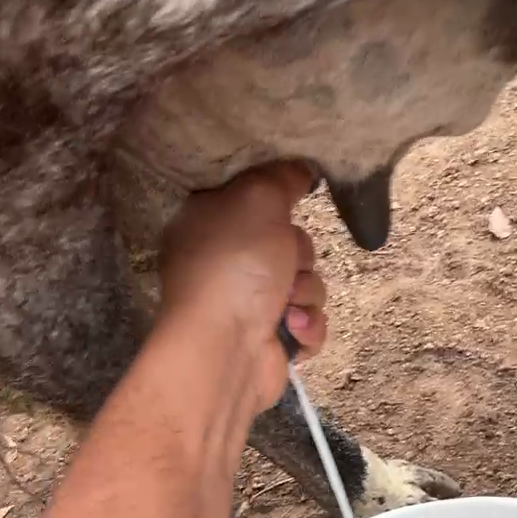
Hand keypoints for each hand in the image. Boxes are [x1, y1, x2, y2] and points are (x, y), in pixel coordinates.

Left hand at [154, 160, 327, 413]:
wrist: (227, 349)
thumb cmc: (235, 267)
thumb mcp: (258, 198)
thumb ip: (281, 176)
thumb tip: (301, 168)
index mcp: (208, 223)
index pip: (252, 199)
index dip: (277, 200)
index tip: (294, 197)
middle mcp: (226, 263)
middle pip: (290, 243)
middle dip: (299, 255)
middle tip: (284, 264)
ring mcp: (248, 304)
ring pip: (306, 284)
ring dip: (306, 294)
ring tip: (286, 307)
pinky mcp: (270, 339)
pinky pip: (309, 322)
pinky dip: (307, 327)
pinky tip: (291, 330)